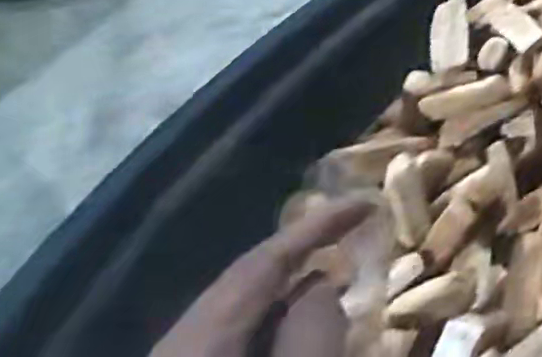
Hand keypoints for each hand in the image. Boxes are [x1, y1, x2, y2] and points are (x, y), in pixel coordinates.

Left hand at [150, 198, 371, 356]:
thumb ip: (316, 320)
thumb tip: (321, 282)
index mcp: (202, 332)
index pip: (262, 260)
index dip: (318, 223)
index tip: (368, 200)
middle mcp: (174, 341)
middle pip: (239, 281)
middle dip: (297, 248)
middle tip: (351, 225)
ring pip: (228, 310)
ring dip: (282, 282)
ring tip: (328, 266)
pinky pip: (220, 337)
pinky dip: (262, 316)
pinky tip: (289, 319)